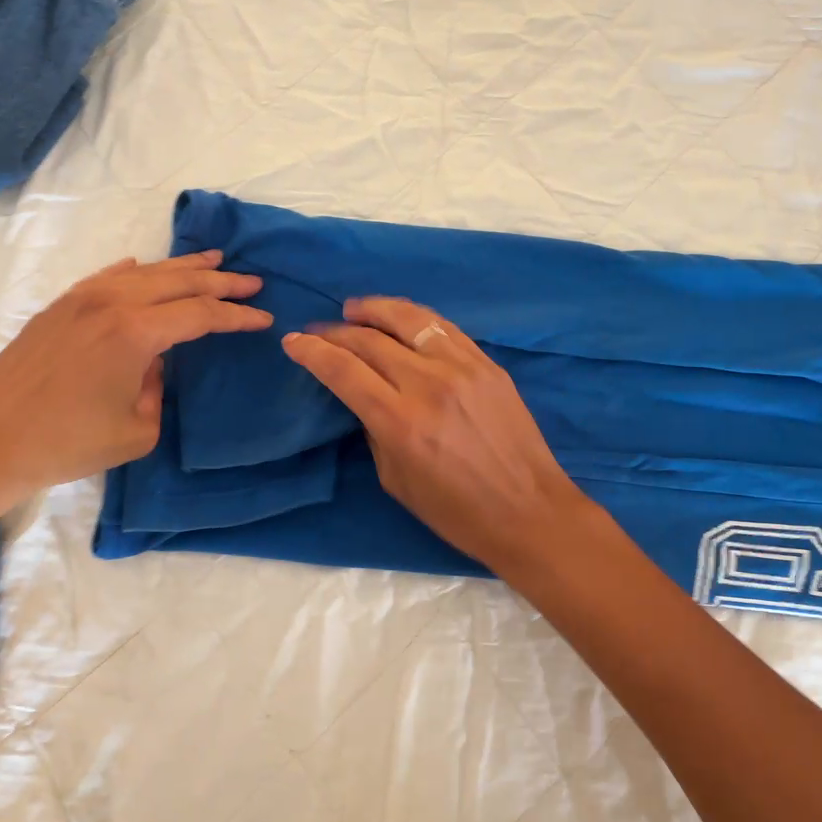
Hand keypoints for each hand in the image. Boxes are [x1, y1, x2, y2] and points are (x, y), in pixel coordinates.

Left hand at [0, 251, 270, 509]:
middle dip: (220, 281)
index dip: (237, 315)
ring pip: (143, 272)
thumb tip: (152, 365)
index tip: (265, 317)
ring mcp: (81, 299)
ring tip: (212, 261)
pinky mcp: (58, 308)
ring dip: (181, 267)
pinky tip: (142, 266)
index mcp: (136, 331)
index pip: (201, 314)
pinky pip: (105, 276)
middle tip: (252, 281)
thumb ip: (159, 391)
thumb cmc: (65, 444)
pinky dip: (133, 270)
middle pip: (178, 282)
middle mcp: (112, 302)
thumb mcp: (136, 431)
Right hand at [280, 297, 595, 572]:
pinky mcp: (487, 364)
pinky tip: (401, 319)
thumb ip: (374, 431)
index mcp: (400, 422)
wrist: (529, 511)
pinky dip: (415, 318)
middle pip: (370, 340)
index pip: (344, 370)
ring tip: (355, 309)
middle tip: (318, 329)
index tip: (293, 341)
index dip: (313, 351)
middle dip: (336, 331)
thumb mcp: (396, 481)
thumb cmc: (456, 512)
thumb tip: (365, 396)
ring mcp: (463, 368)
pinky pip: (443, 328)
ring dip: (375, 309)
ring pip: (409, 319)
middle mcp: (428, 385)